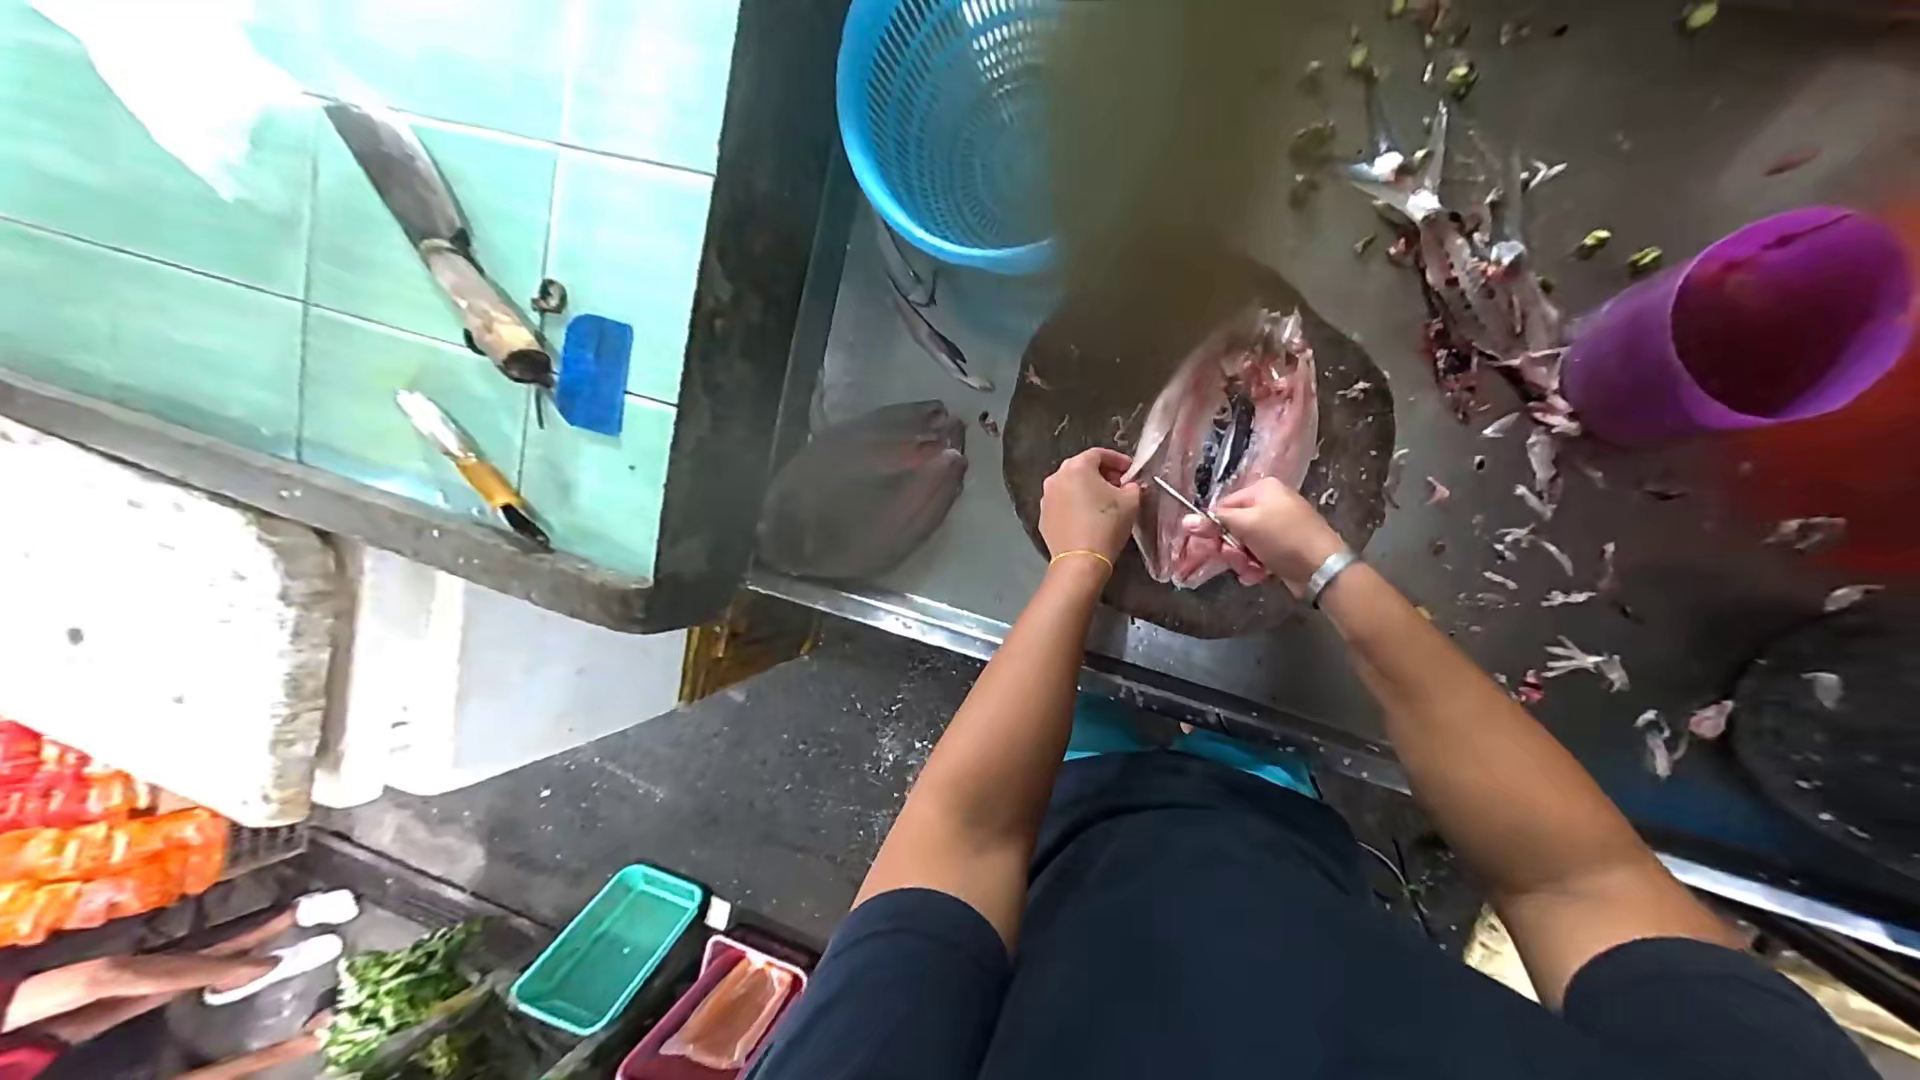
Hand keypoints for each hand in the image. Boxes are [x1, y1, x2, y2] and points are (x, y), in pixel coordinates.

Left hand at [1040, 448, 1140, 567]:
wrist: (1080, 560)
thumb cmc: (1107, 524)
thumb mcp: (1131, 501)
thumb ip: (1132, 486)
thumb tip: (1128, 485)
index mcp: (1076, 467)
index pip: (1099, 454)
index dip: (1118, 460)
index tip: (1130, 470)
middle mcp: (1056, 478)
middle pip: (1081, 468)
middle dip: (1102, 473)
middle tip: (1119, 485)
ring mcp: (1046, 498)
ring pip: (1069, 486)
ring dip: (1086, 489)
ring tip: (1103, 501)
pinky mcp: (1043, 517)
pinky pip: (1062, 504)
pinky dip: (1074, 504)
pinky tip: (1087, 517)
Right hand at [1205, 478, 1348, 596]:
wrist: (1323, 568)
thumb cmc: (1283, 538)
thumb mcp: (1245, 525)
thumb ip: (1214, 522)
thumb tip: (1185, 520)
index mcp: (1263, 490)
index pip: (1223, 506)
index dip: (1213, 527)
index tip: (1208, 545)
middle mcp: (1271, 504)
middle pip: (1232, 527)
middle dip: (1231, 548)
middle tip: (1236, 558)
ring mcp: (1278, 527)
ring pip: (1243, 545)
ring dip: (1242, 560)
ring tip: (1253, 569)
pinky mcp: (1283, 548)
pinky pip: (1257, 555)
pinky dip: (1255, 566)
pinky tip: (1261, 574)